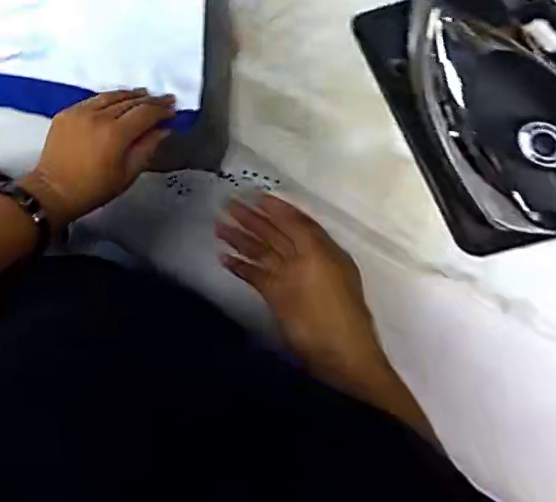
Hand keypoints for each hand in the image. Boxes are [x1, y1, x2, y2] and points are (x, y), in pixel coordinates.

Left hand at [19, 89, 173, 222]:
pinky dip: (108, 99)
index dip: (161, 110)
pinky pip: (92, 100)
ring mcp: (79, 111)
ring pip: (110, 96)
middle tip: (165, 99)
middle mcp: (97, 116)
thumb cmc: (94, 188)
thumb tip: (163, 129)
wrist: (54, 190)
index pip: (144, 113)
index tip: (173, 109)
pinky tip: (116, 100)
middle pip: (129, 101)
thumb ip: (147, 148)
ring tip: (144, 94)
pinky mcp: (66, 112)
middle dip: (149, 100)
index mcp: (115, 133)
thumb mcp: (127, 174)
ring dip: (129, 95)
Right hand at [217, 194, 434, 439]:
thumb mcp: (318, 260)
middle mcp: (307, 262)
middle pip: (276, 234)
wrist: (337, 361)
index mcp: (322, 251)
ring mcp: (292, 281)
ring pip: (263, 253)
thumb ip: (299, 231)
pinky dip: (241, 266)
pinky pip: (256, 276)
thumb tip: (278, 208)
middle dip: (252, 219)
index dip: (275, 207)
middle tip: (226, 204)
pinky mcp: (278, 299)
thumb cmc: (329, 308)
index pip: (295, 221)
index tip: (252, 193)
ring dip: (241, 239)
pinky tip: (224, 258)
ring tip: (217, 226)